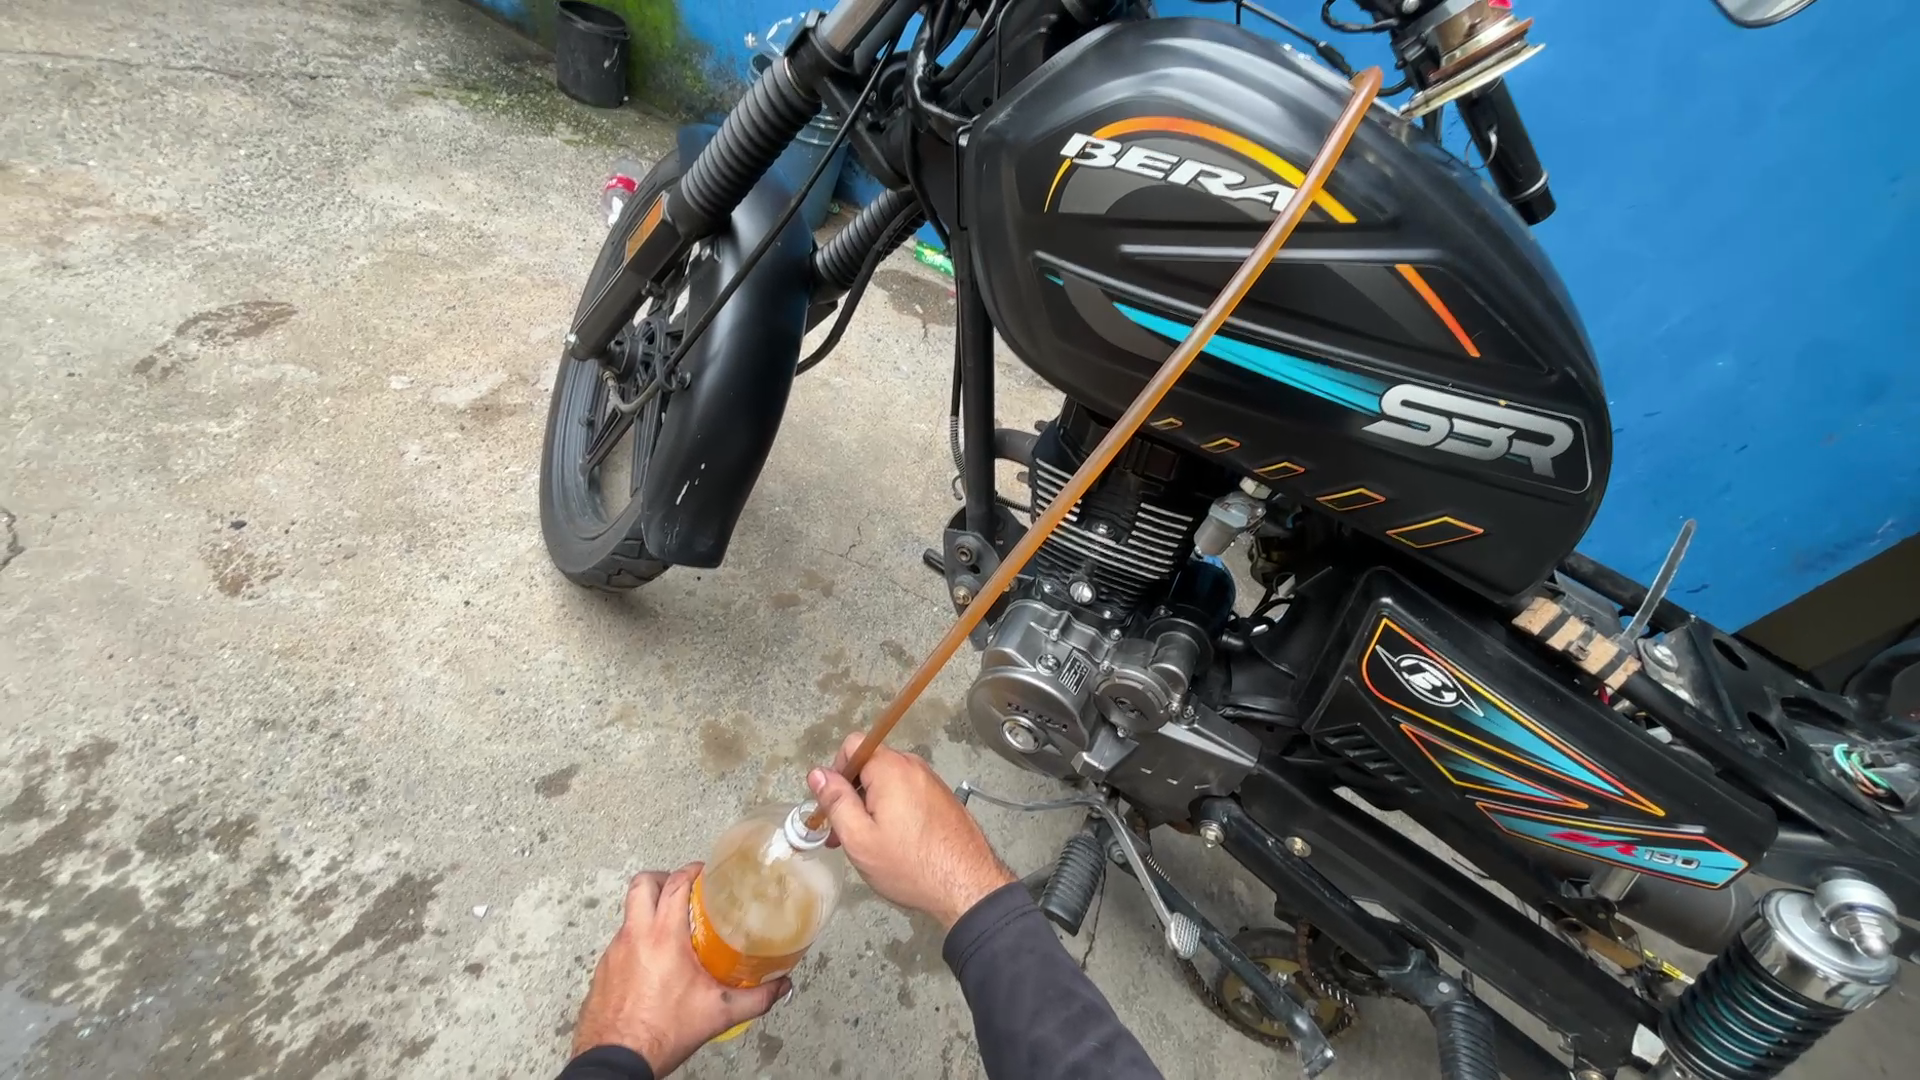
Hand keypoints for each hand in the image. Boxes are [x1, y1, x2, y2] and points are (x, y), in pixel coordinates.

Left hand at [571, 864, 788, 1074]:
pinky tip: (652, 962)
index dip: (691, 870)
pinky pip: (619, 942)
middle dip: (662, 879)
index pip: (675, 882)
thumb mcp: (717, 1014)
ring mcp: (613, 953)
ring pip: (629, 913)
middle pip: (642, 884)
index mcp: (664, 936)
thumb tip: (781, 986)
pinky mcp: (601, 972)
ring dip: (648, 910)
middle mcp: (634, 936)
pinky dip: (636, 940)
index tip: (704, 872)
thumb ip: (755, 997)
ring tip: (670, 927)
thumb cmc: (660, 1034)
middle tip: (681, 890)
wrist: (614, 1065)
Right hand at [808, 733, 1016, 929]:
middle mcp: (913, 765)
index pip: (853, 744)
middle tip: (843, 833)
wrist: (967, 885)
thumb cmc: (909, 864)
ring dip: (872, 804)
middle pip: (871, 763)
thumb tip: (817, 773)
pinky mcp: (942, 798)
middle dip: (852, 793)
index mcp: (891, 767)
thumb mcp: (860, 838)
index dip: (836, 771)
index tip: (834, 806)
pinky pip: (908, 792)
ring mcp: (931, 780)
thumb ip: (836, 801)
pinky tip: (894, 843)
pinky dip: (894, 809)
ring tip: (868, 844)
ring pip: (889, 781)